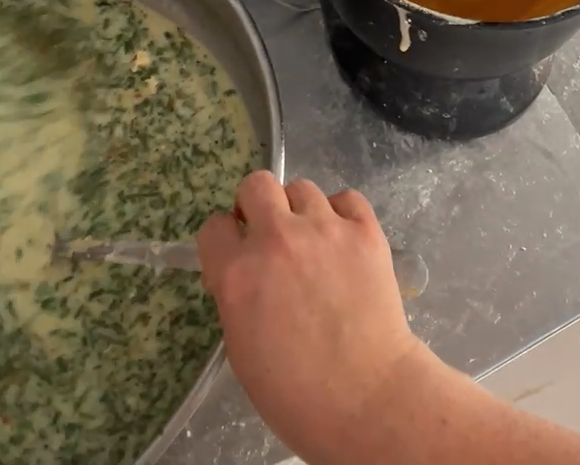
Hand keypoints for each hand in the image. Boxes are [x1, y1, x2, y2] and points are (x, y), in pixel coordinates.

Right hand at [198, 172, 443, 462]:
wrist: (365, 396)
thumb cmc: (294, 390)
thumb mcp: (241, 344)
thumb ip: (237, 293)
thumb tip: (243, 268)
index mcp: (237, 273)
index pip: (214, 226)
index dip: (225, 240)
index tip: (236, 253)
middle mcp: (278, 239)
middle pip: (256, 184)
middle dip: (258, 205)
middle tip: (271, 234)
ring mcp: (325, 229)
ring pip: (302, 188)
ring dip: (301, 212)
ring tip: (314, 242)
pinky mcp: (365, 230)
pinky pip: (346, 198)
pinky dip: (342, 214)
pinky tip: (343, 240)